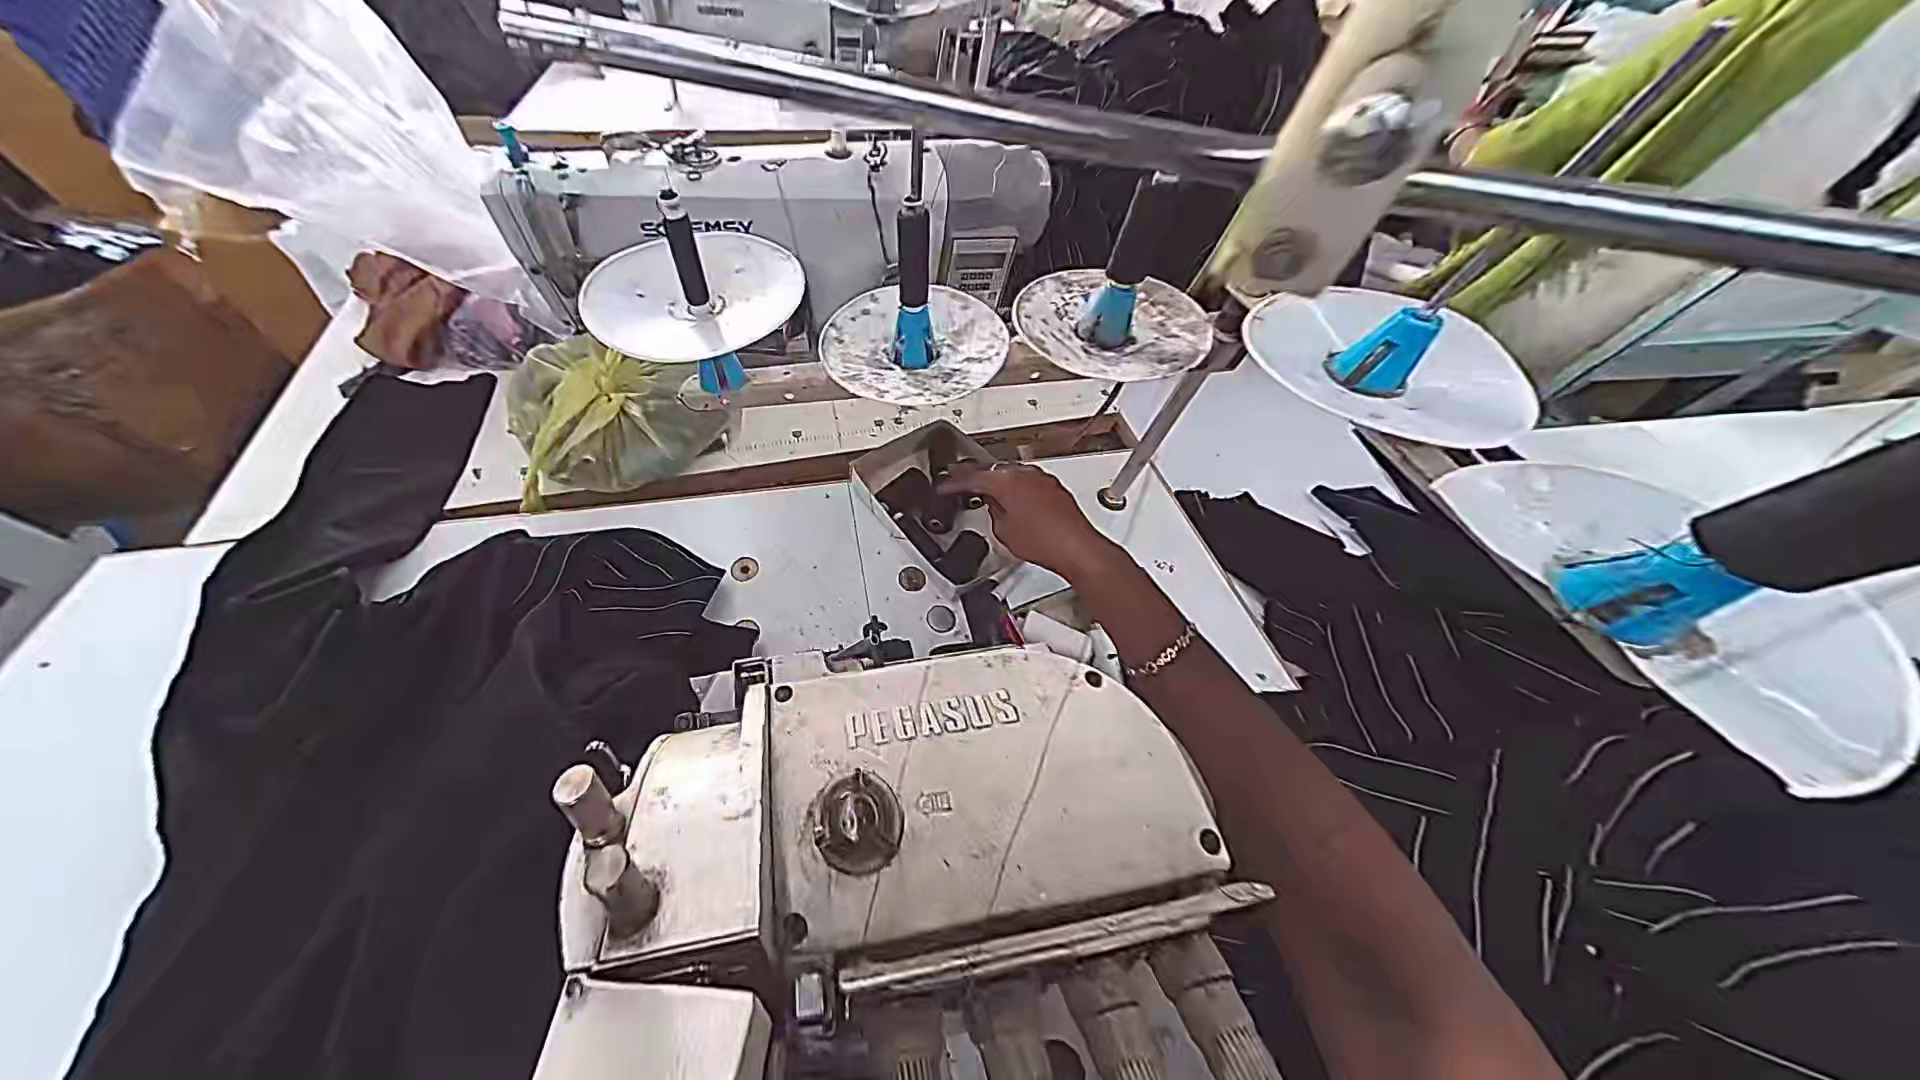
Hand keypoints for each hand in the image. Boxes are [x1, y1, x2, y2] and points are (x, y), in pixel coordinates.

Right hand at [937, 462, 1127, 582]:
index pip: (971, 478)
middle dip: (973, 475)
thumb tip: (993, 506)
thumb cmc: (1045, 541)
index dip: (954, 483)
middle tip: (958, 479)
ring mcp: (1041, 478)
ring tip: (983, 489)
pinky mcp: (1053, 487)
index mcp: (1006, 481)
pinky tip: (1012, 496)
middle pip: (991, 469)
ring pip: (1010, 472)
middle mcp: (1024, 474)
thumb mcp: (1003, 531)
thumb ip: (993, 511)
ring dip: (995, 479)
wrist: (1076, 548)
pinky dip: (1014, 485)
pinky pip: (1026, 480)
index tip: (945, 486)